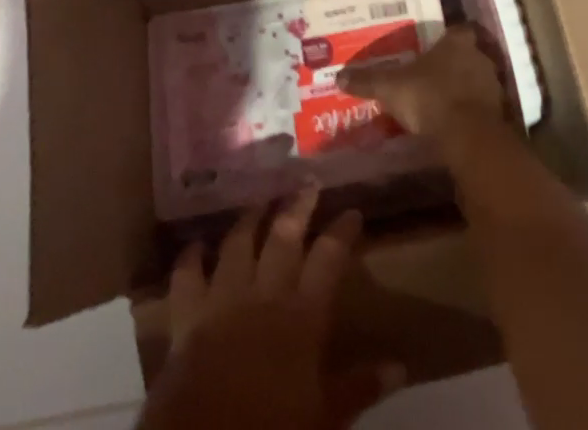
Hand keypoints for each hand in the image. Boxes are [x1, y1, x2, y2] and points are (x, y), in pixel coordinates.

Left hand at [140, 186, 402, 429]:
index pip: (328, 260)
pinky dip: (190, 258)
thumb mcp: (325, 414)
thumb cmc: (271, 426)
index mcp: (302, 315)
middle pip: (283, 239)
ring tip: (258, 200)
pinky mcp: (187, 317)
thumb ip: (360, 387)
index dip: (341, 232)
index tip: (352, 210)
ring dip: (248, 220)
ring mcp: (222, 301)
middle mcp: (264, 296)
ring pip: (236, 246)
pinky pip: (186, 277)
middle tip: (306, 182)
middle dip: (297, 208)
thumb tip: (401, 368)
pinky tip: (194, 244)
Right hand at [338, 25, 506, 139]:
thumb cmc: (428, 97)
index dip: (446, 39)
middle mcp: (479, 57)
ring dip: (463, 88)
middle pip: (467, 55)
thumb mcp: (390, 88)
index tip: (433, 47)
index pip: (457, 31)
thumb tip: (339, 77)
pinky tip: (455, 121)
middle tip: (432, 75)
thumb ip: (368, 81)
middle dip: (453, 64)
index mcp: (457, 44)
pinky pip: (482, 105)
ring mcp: (492, 84)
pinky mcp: (499, 110)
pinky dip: (470, 110)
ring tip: (442, 100)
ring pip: (477, 80)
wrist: (467, 133)